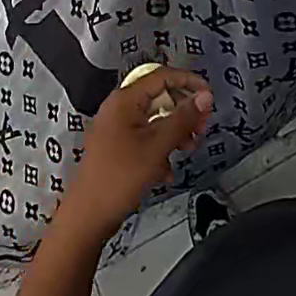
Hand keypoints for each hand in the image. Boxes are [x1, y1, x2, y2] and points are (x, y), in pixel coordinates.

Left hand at [55, 66, 213, 242]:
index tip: (208, 97)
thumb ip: (183, 119)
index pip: (162, 76)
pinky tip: (166, 171)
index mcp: (125, 100)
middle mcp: (119, 109)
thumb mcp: (157, 146)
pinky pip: (145, 137)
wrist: (86, 219)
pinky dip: (160, 148)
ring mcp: (116, 128)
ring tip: (189, 148)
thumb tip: (205, 96)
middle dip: (183, 111)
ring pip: (154, 119)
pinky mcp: (116, 147)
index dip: (188, 81)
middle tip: (201, 127)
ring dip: (175, 131)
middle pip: (160, 97)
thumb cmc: (120, 178)